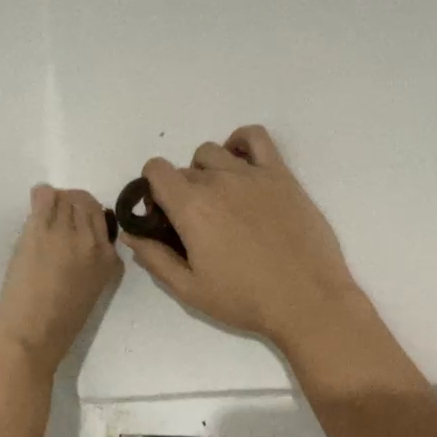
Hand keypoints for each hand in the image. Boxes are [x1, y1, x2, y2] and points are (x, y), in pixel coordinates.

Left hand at [0, 185, 122, 378]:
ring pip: (64, 197)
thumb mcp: (89, 292)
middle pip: (84, 202)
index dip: (83, 218)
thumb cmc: (57, 327)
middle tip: (52, 222)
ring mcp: (66, 233)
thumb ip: (90, 263)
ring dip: (52, 205)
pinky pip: (43, 195)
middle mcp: (93, 242)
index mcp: (109, 260)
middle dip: (69, 206)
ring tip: (41, 222)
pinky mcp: (40, 231)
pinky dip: (39, 198)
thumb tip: (76, 239)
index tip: (69, 227)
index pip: (102, 218)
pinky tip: (34, 213)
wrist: (31, 338)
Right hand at [125, 126, 364, 348]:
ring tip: (217, 203)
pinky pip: (255, 137)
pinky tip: (239, 166)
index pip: (155, 171)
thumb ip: (155, 258)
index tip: (161, 219)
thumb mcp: (189, 289)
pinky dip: (239, 143)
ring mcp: (252, 174)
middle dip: (178, 193)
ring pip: (213, 152)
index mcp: (192, 207)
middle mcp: (219, 180)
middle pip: (183, 170)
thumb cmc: (243, 300)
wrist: (305, 299)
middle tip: (193, 228)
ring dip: (205, 171)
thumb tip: (131, 233)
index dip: (151, 192)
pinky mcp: (281, 174)